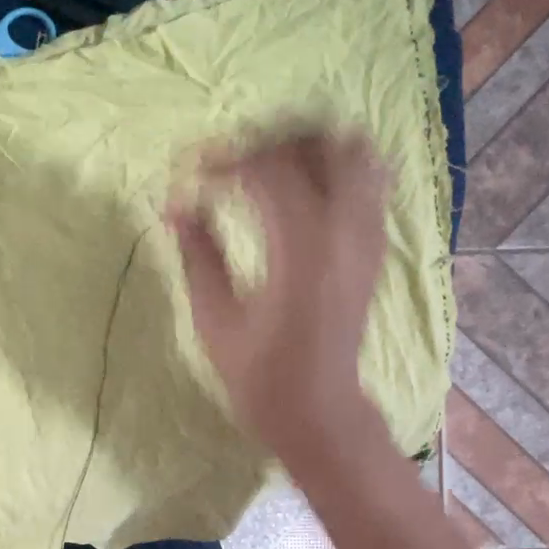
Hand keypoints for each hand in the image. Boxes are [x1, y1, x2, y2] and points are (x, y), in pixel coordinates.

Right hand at [165, 130, 390, 463]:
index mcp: (300, 249)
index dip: (223, 161)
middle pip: (316, 143)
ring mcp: (367, 234)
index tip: (189, 171)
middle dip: (266, 140)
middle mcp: (344, 229)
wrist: (317, 409)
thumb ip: (197, 255)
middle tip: (226, 161)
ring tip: (263, 166)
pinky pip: (367, 178)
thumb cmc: (257, 375)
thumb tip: (175, 206)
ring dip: (304, 147)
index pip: (266, 170)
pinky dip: (332, 166)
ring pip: (350, 151)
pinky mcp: (373, 244)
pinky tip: (298, 186)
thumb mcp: (214, 320)